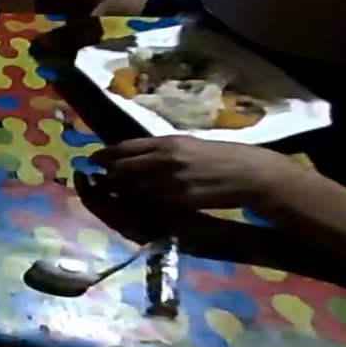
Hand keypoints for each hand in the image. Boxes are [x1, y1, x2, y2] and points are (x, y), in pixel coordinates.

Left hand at [95, 137, 306, 209]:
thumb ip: (160, 149)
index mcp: (167, 142)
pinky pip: (152, 202)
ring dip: (123, 191)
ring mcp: (171, 180)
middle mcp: (165, 159)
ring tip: (119, 192)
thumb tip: (133, 154)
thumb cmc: (224, 156)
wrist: (253, 175)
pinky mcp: (180, 199)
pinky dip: (142, 203)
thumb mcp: (189, 144)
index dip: (104, 154)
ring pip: (133, 188)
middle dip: (108, 175)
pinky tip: (140, 203)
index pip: (124, 147)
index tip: (91, 159)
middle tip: (102, 179)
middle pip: (122, 168)